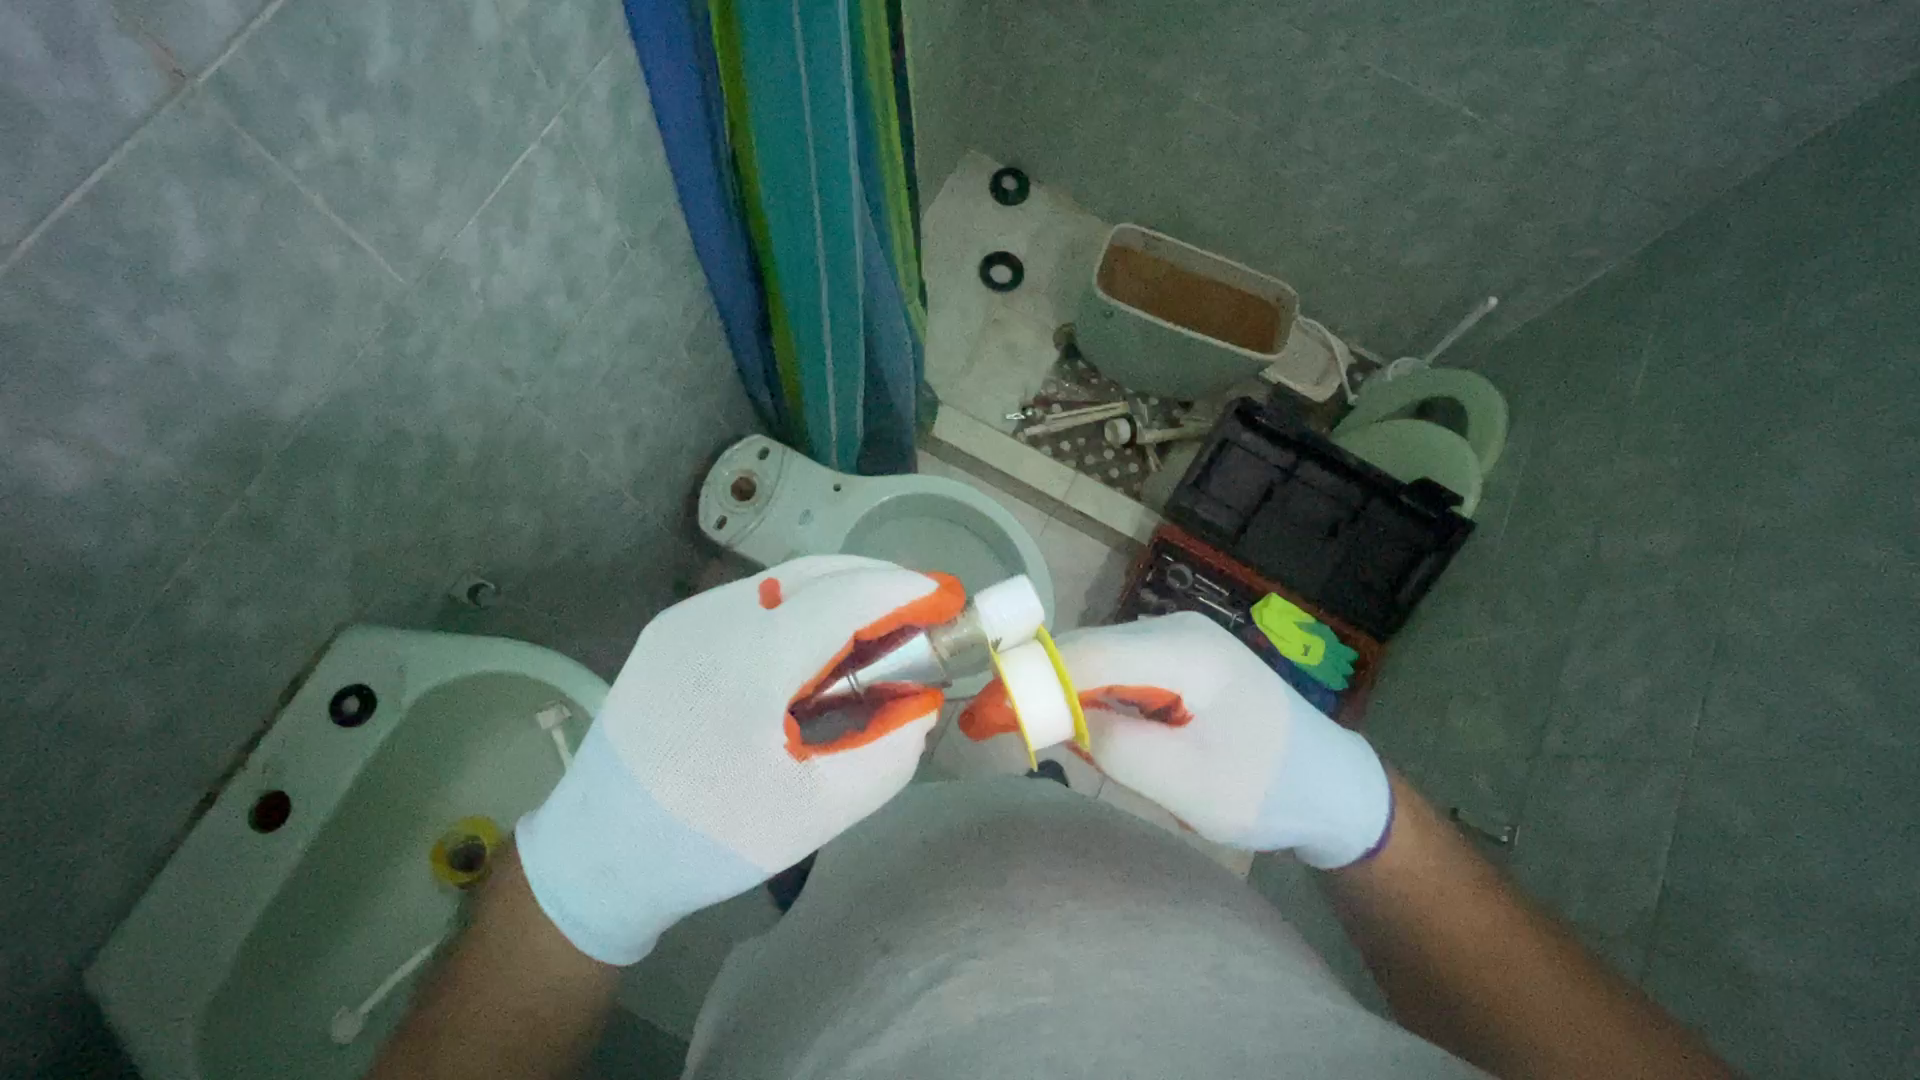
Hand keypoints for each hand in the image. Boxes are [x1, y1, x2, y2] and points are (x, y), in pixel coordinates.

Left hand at [517, 556, 963, 963]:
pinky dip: (802, 609)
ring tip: (878, 635)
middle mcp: (712, 619)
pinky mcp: (670, 632)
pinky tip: (817, 652)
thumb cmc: (708, 841)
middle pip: (817, 573)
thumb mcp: (815, 812)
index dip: (907, 592)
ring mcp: (684, 620)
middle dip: (880, 584)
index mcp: (747, 661)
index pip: (847, 596)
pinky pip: (754, 601)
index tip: (950, 600)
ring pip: (785, 582)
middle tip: (924, 616)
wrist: (596, 857)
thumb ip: (886, 754)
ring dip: (842, 595)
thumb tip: (921, 704)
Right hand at [962, 612, 1390, 867]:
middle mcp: (1175, 631)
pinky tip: (1094, 734)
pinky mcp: (1180, 663)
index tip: (979, 717)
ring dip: (1065, 698)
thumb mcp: (1189, 783)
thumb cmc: (1269, 788)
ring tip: (1049, 741)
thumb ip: (1117, 746)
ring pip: (1097, 663)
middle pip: (1085, 651)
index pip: (1085, 654)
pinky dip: (1093, 702)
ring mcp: (1179, 643)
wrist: (1335, 787)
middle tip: (993, 729)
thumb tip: (1056, 717)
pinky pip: (1119, 675)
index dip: (1026, 683)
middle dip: (1037, 688)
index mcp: (1184, 650)